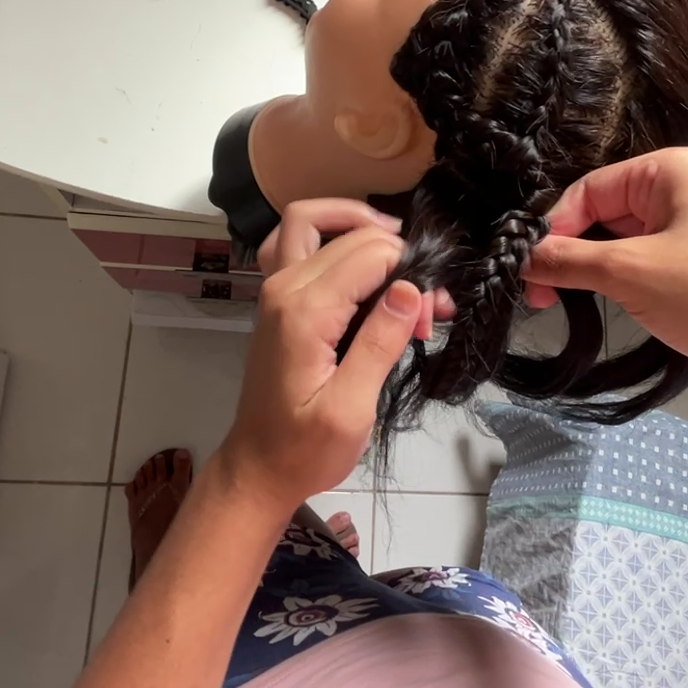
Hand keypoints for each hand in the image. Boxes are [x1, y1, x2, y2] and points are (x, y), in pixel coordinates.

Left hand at [220, 226, 423, 514]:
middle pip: (350, 235)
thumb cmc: (305, 449)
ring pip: (309, 219)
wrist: (258, 467)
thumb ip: (379, 344)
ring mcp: (274, 288)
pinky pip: (293, 241)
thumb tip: (411, 288)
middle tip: (424, 308)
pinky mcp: (276, 297)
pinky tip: (354, 252)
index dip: (411, 275)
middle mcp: (284, 287)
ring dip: (355, 222)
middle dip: (397, 257)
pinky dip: (326, 232)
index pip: (370, 254)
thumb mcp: (351, 409)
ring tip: (396, 246)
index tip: (430, 318)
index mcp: (305, 313)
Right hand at [522, 147, 687, 392]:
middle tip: (542, 294)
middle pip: (606, 210)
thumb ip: (566, 260)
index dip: (554, 228)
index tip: (527, 270)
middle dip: (572, 250)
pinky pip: (651, 255)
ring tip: (569, 300)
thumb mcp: (629, 274)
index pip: (589, 189)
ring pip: (626, 236)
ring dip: (595, 267)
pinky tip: (611, 301)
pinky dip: (624, 276)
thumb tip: (518, 258)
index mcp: (672, 168)